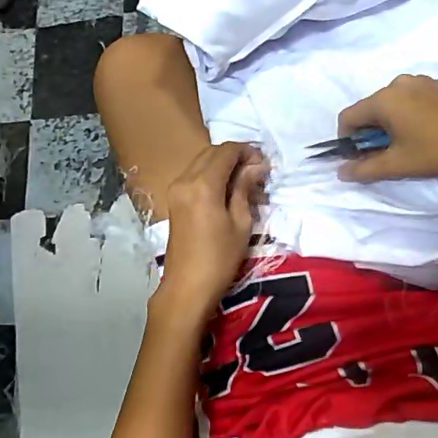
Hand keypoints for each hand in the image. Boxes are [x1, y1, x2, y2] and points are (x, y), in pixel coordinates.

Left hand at [159, 142, 266, 307]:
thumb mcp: (240, 222)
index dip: (246, 151)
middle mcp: (185, 179)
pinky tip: (227, 189)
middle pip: (211, 152)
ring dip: (222, 164)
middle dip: (234, 155)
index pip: (226, 151)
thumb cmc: (220, 258)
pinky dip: (211, 174)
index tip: (263, 164)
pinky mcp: (174, 199)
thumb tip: (256, 166)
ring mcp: (175, 188)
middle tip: (256, 171)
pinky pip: (194, 175)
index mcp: (203, 184)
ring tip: (244, 181)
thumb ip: (244, 187)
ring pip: (201, 162)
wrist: (188, 286)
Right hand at [337, 66, 437, 182]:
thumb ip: (365, 168)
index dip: (347, 140)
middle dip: (370, 132)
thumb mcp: (399, 165)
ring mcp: (419, 81)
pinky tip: (425, 132)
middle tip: (387, 154)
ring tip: (408, 144)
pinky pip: (408, 98)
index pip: (348, 118)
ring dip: (389, 124)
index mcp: (384, 99)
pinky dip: (406, 114)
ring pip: (389, 104)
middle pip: (369, 109)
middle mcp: (397, 83)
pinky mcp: (437, 85)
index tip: (361, 158)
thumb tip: (341, 172)